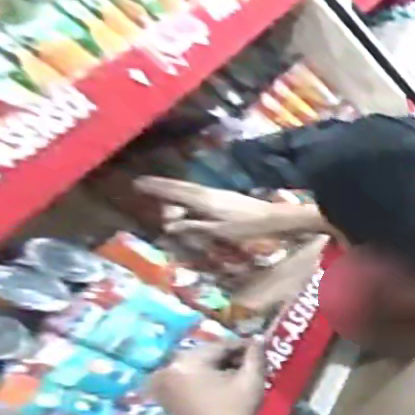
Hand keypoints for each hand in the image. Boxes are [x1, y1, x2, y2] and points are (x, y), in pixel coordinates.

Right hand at [135, 177, 306, 241]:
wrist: (278, 218)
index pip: (171, 190)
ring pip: (190, 189)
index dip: (154, 187)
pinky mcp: (228, 197)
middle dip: (161, 187)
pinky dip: (189, 194)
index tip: (136, 184)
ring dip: (175, 191)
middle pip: (178, 187)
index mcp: (201, 199)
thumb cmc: (250, 226)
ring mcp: (219, 193)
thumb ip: (195, 227)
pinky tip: (191, 201)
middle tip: (144, 186)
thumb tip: (170, 226)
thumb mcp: (221, 230)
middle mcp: (207, 192)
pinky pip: (201, 192)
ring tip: (165, 196)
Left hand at [151, 340, 266, 414]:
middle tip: (247, 361)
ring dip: (212, 367)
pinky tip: (218, 385)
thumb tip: (259, 339)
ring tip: (234, 373)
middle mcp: (167, 369)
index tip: (257, 346)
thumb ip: (255, 355)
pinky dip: (199, 378)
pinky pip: (182, 380)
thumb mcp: (252, 378)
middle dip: (224, 357)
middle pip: (201, 356)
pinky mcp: (164, 397)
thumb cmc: (241, 406)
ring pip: (192, 367)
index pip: (217, 346)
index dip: (241, 345)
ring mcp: (161, 384)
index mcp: (186, 362)